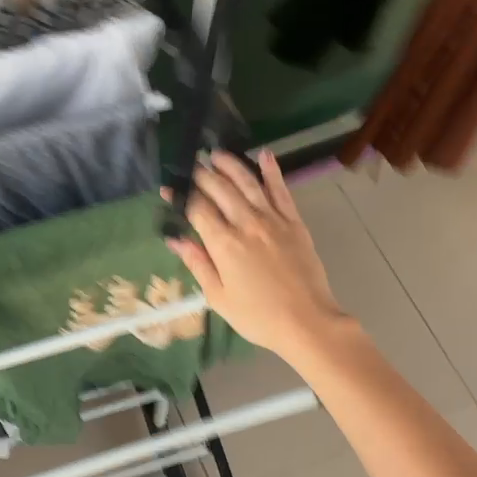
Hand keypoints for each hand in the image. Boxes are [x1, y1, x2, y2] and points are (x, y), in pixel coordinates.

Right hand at [166, 150, 352, 362]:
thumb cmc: (257, 316)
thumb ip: (198, 263)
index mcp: (224, 244)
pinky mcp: (294, 222)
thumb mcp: (219, 297)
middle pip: (220, 189)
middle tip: (192, 165)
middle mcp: (247, 223)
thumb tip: (176, 239)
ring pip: (248, 182)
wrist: (307, 321)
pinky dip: (271, 171)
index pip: (197, 210)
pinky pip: (281, 190)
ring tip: (217, 154)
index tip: (170, 189)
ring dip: (231, 165)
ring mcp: (273, 219)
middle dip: (203, 175)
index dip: (181, 197)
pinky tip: (263, 154)